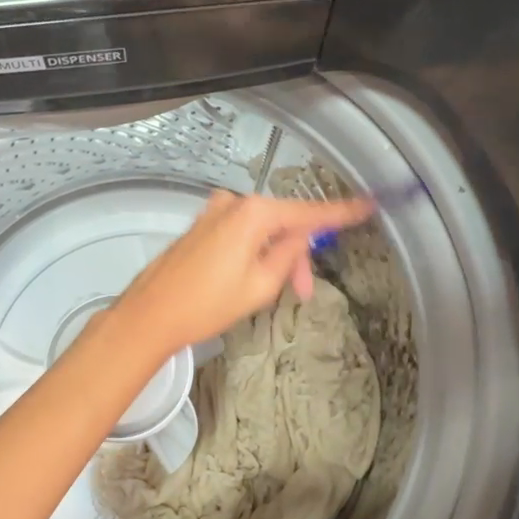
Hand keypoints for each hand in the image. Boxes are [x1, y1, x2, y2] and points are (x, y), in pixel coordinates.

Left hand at [111, 191, 372, 355]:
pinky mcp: (201, 226)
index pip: (309, 212)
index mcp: (253, 214)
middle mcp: (233, 203)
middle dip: (297, 255)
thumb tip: (302, 237)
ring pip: (262, 230)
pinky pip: (241, 232)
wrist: (151, 315)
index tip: (367, 206)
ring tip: (274, 293)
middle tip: (301, 293)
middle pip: (284, 222)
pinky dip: (254, 252)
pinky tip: (250, 280)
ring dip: (275, 257)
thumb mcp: (261, 285)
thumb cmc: (205, 305)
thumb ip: (289, 254)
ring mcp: (213, 212)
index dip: (340, 213)